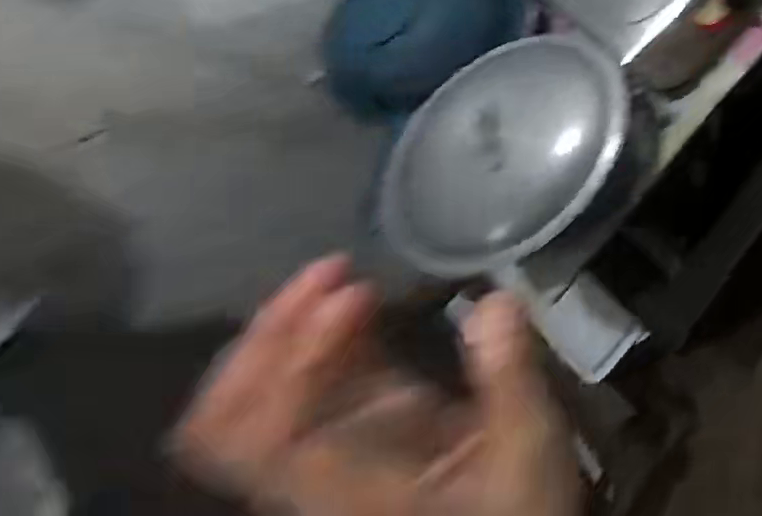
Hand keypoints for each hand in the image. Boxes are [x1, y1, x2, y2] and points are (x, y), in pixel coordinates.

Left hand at [171, 257, 582, 515]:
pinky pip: (325, 379)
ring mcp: (344, 444)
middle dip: (268, 338)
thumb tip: (496, 301)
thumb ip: (509, 377)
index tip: (357, 292)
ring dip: (292, 330)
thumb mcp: (528, 446)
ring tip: (339, 270)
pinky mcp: (374, 424)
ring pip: (267, 396)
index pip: (270, 435)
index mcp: (347, 486)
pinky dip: (330, 335)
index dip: (294, 360)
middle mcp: (323, 466)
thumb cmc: (519, 509)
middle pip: (233, 420)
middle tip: (328, 270)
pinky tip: (360, 296)